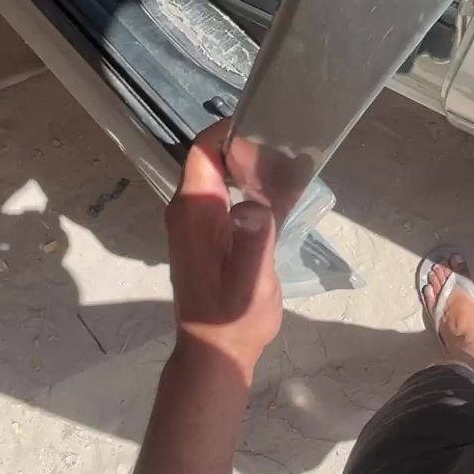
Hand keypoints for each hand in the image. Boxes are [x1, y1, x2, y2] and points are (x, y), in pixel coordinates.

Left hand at [166, 121, 281, 377]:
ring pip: (217, 177)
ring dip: (246, 166)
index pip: (203, 152)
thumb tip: (255, 206)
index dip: (229, 131)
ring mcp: (194, 223)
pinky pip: (221, 196)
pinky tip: (274, 194)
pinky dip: (244, 187)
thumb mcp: (251, 283)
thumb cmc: (234, 318)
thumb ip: (253, 244)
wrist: (216, 351)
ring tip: (285, 163)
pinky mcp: (204, 235)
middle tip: (285, 143)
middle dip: (244, 146)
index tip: (265, 122)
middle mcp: (188, 211)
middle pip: (210, 159)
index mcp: (195, 212)